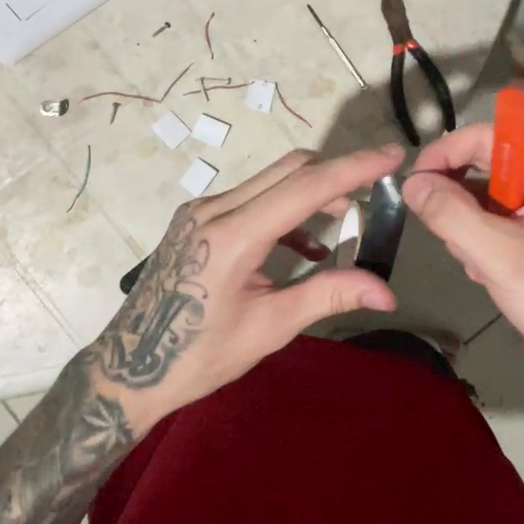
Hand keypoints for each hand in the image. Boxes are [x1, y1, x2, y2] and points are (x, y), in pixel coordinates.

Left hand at [92, 145, 405, 428]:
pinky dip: (287, 208)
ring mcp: (202, 210)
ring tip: (347, 221)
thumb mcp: (270, 327)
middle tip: (378, 189)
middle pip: (290, 169)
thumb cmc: (200, 355)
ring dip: (313, 190)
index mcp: (234, 235)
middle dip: (338, 172)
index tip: (394, 154)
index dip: (355, 167)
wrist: (130, 368)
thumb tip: (387, 292)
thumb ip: (329, 295)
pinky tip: (305, 244)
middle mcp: (215, 209)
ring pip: (271, 179)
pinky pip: (253, 197)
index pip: (306, 186)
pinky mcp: (198, 219)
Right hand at [402, 126, 523, 397]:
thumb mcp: (498, 255)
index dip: (447, 153)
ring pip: (480, 197)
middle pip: (481, 166)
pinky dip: (477, 242)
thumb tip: (410, 182)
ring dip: (468, 229)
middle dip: (460, 205)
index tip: (413, 181)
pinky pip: (489, 219)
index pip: (489, 138)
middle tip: (453, 239)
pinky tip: (487, 272)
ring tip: (481, 265)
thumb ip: (451, 214)